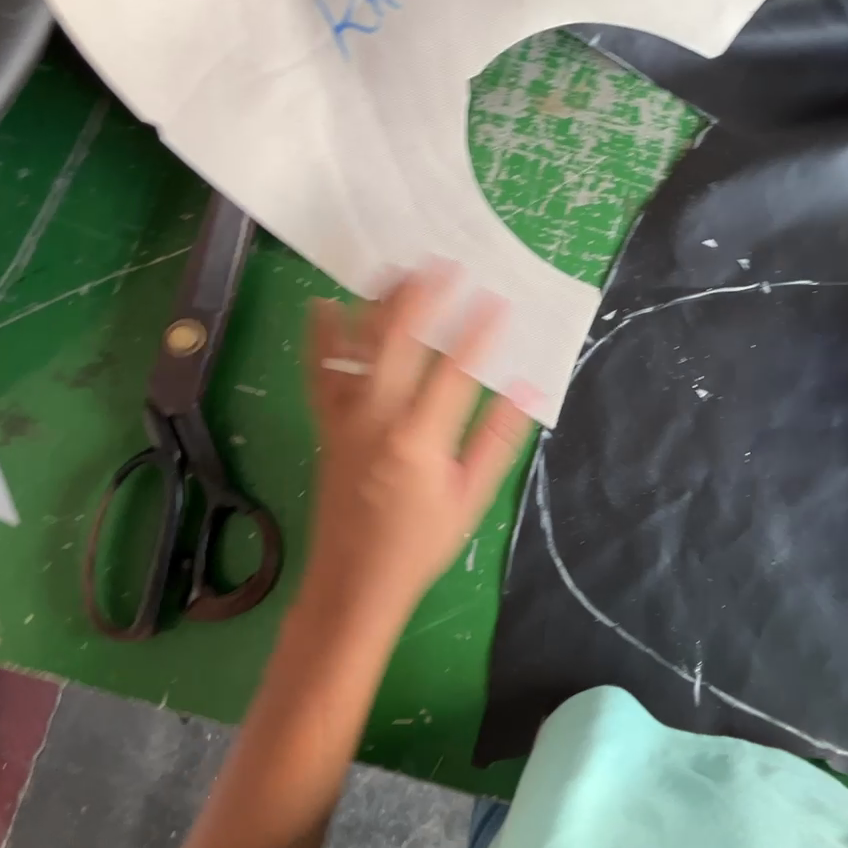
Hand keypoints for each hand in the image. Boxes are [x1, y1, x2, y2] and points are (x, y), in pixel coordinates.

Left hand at [302, 266, 532, 607]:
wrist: (352, 583)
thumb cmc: (420, 544)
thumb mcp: (471, 497)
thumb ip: (497, 440)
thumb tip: (528, 390)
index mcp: (419, 439)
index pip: (455, 371)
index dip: (478, 331)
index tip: (497, 299)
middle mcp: (377, 419)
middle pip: (399, 344)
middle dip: (422, 299)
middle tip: (443, 264)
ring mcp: (345, 419)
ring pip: (357, 349)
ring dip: (378, 305)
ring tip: (396, 269)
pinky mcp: (327, 425)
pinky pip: (319, 373)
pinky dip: (321, 337)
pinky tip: (324, 305)